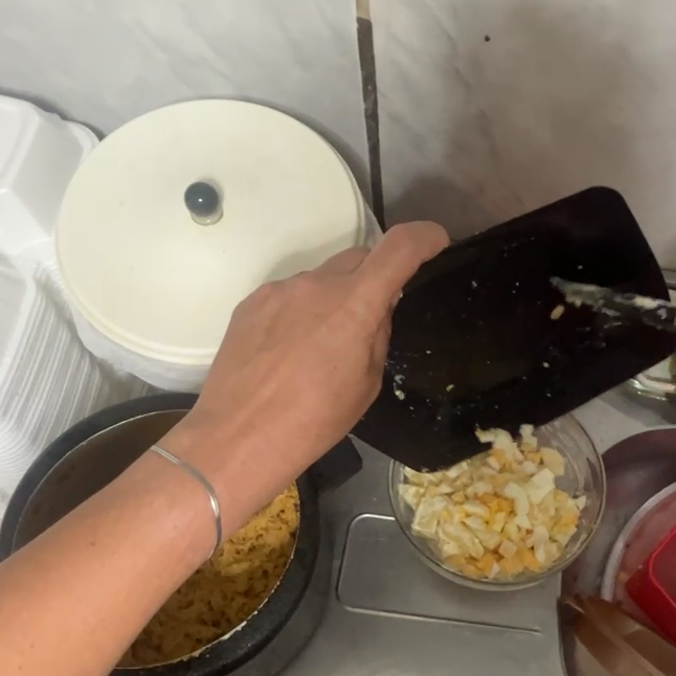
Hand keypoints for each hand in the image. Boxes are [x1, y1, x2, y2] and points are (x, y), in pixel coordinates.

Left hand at [159, 222, 448, 524]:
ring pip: (322, 279)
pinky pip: (290, 295)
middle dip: (375, 278)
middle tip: (374, 318)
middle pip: (359, 258)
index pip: (399, 249)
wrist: (238, 438)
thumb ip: (378, 335)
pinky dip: (303, 311)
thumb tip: (377, 309)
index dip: (424, 237)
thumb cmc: (313, 421)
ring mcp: (278, 291)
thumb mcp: (366, 385)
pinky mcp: (251, 303)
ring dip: (335, 299)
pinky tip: (292, 351)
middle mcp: (315, 285)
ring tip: (324, 347)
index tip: (436, 241)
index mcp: (353, 305)